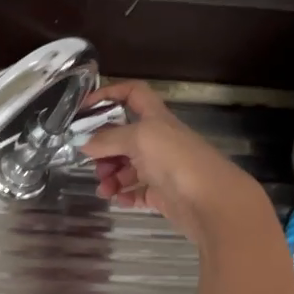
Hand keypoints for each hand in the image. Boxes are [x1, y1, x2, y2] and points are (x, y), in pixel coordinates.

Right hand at [80, 80, 273, 246]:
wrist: (209, 200)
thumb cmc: (176, 160)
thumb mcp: (139, 138)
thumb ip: (108, 139)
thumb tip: (84, 143)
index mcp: (155, 119)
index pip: (133, 94)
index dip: (109, 94)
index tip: (84, 108)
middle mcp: (157, 141)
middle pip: (122, 137)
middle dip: (102, 148)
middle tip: (91, 162)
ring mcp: (159, 168)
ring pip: (125, 168)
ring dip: (110, 177)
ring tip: (105, 189)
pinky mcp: (161, 193)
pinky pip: (135, 192)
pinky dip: (124, 195)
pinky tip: (119, 200)